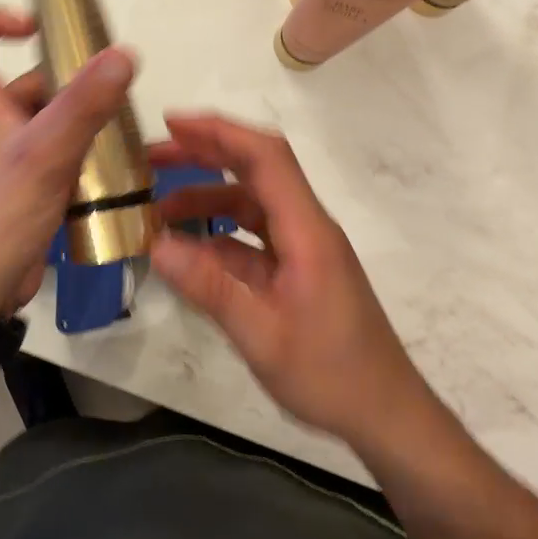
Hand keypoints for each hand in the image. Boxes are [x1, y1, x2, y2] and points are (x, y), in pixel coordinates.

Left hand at [0, 8, 137, 317]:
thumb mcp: (45, 153)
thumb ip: (84, 104)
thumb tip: (123, 53)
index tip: (37, 27)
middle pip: (26, 82)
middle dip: (68, 83)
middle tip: (113, 96)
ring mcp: (6, 157)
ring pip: (46, 121)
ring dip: (80, 122)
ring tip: (122, 132)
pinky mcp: (22, 187)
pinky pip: (53, 155)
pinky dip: (79, 155)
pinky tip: (113, 168)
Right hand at [149, 113, 428, 448]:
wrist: (387, 415)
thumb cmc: (332, 375)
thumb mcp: (262, 336)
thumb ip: (210, 288)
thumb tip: (156, 245)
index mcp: (307, 232)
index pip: (265, 158)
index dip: (219, 132)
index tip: (171, 123)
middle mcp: (307, 229)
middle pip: (256, 171)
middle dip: (204, 154)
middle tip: (151, 156)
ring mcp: (303, 251)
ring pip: (251, 204)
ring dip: (206, 197)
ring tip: (156, 207)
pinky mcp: (297, 273)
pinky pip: (252, 239)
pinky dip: (217, 234)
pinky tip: (185, 250)